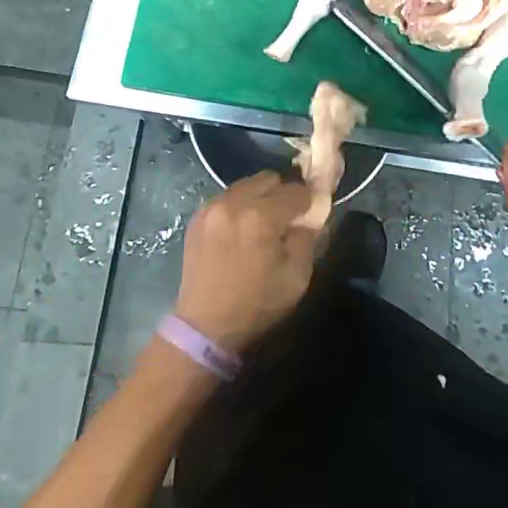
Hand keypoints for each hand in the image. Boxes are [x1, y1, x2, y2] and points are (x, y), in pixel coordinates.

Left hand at [172, 172, 320, 351]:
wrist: (204, 327)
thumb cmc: (256, 304)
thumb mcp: (298, 275)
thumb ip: (308, 236)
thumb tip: (308, 215)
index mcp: (261, 217)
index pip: (297, 191)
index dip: (308, 202)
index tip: (309, 216)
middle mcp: (234, 202)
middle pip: (271, 179)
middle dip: (283, 194)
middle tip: (285, 218)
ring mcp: (212, 207)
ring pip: (248, 184)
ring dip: (260, 197)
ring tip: (261, 224)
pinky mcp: (198, 216)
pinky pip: (228, 196)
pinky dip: (240, 205)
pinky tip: (240, 228)